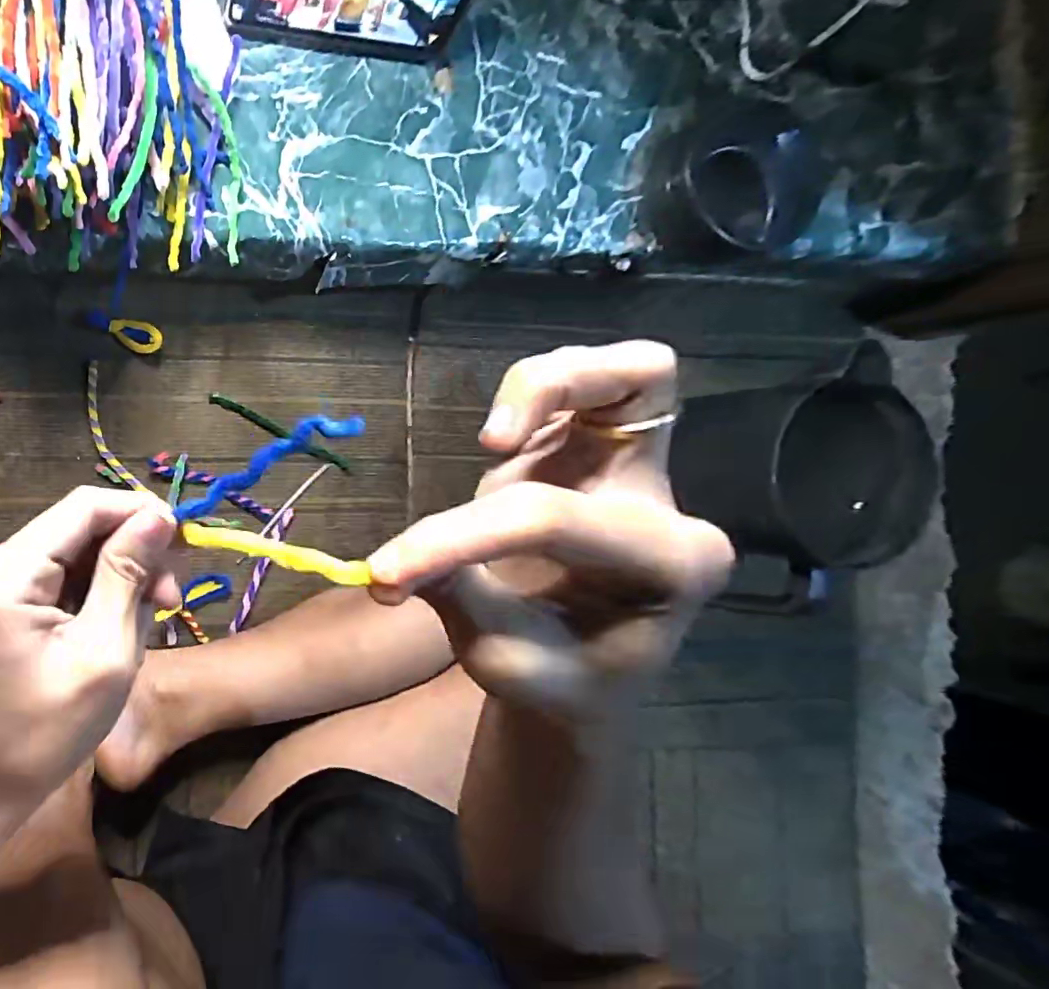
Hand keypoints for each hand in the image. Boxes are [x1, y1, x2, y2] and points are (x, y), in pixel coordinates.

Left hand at [0, 488, 181, 826]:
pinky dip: (100, 590)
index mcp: (5, 572)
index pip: (82, 507)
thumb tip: (159, 515)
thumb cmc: (50, 730)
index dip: (137, 511)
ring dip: (122, 574)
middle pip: (80, 527)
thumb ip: (128, 574)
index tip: (184, 537)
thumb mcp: (104, 650)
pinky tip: (124, 620)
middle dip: (133, 550)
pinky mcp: (7, 598)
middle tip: (172, 595)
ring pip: (77, 550)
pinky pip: (64, 575)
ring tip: (155, 613)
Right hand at [368, 341, 733, 720]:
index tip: (382, 573)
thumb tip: (379, 569)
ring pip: (625, 370)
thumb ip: (450, 594)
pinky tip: (498, 438)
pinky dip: (532, 393)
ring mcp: (633, 470)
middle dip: (544, 396)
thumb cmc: (555, 677)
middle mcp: (664, 504)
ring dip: (541, 383)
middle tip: (487, 445)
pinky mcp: (595, 452)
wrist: (581, 674)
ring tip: (491, 440)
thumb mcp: (499, 654)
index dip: (454, 537)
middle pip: (638, 387)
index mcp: (669, 566)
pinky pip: (583, 389)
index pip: (548, 519)